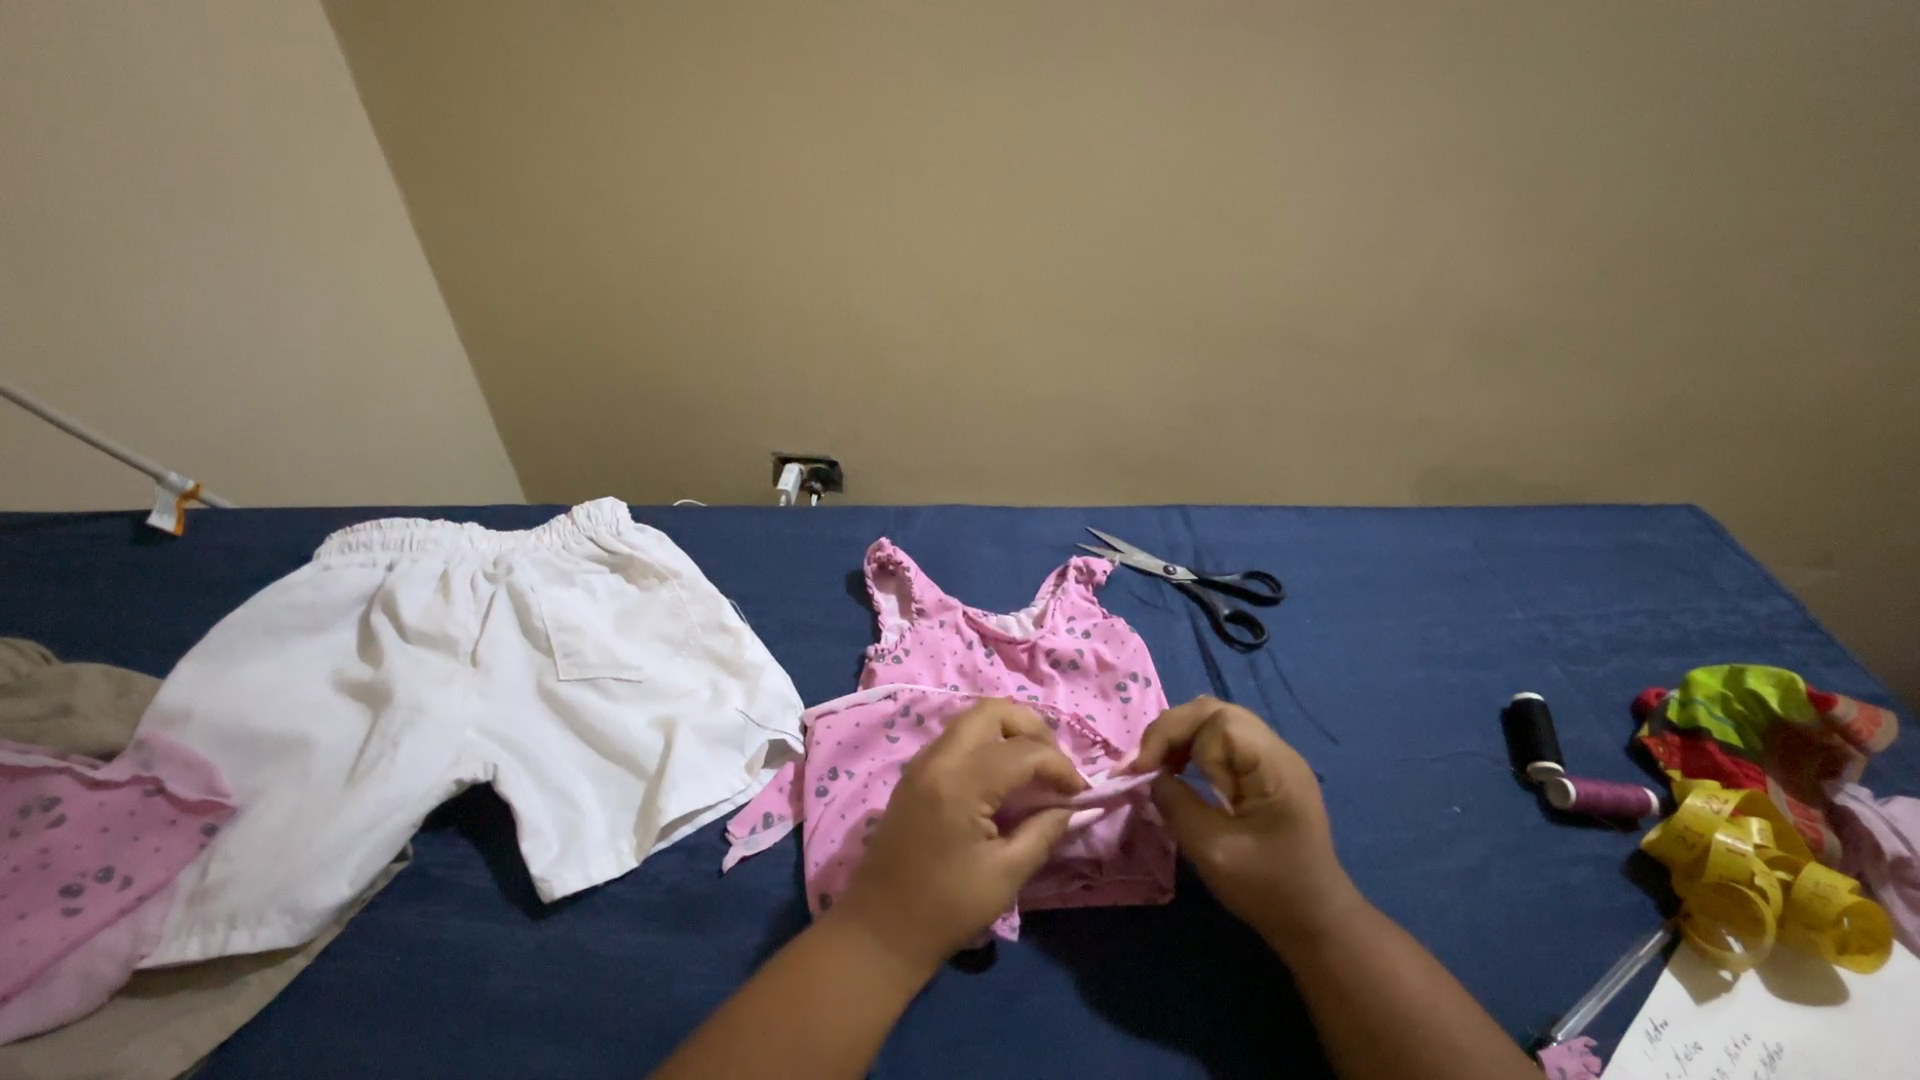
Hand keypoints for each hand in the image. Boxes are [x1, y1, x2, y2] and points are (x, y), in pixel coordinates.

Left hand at [832, 699, 1087, 970]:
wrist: (879, 929)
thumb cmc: (945, 908)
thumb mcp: (1006, 874)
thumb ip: (1044, 830)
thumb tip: (1071, 805)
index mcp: (960, 784)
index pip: (1024, 751)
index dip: (1061, 767)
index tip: (1081, 793)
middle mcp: (938, 760)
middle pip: (993, 711)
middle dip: (1033, 729)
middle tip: (1055, 766)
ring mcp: (921, 763)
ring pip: (973, 720)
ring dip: (1009, 733)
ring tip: (1035, 771)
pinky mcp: (915, 775)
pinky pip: (958, 739)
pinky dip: (988, 744)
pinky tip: (1005, 780)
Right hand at [1126, 696, 1360, 948]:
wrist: (1316, 920)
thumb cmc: (1268, 889)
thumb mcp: (1212, 851)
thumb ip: (1177, 806)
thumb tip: (1152, 778)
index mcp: (1274, 767)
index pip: (1218, 722)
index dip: (1177, 738)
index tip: (1148, 772)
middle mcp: (1277, 751)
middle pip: (1215, 711)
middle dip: (1171, 730)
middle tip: (1142, 763)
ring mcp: (1273, 759)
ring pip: (1216, 720)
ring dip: (1180, 737)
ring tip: (1156, 765)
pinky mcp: (1265, 772)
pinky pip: (1223, 741)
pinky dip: (1193, 748)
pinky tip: (1179, 770)